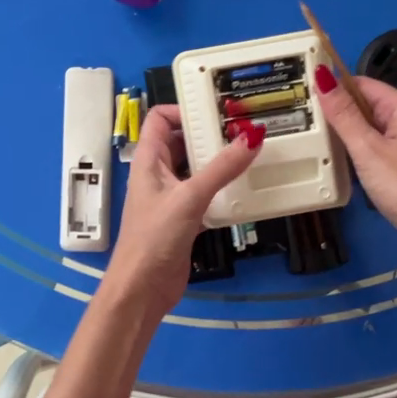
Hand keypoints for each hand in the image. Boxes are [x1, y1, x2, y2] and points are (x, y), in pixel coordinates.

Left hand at [103, 104, 259, 316]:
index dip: (184, 108)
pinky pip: (206, 194)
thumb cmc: (154, 238)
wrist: (142, 289)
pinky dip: (223, 188)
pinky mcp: (185, 219)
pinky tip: (246, 187)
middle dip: (210, 133)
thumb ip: (222, 169)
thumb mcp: (189, 198)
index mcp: (149, 161)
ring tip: (252, 152)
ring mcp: (171, 197)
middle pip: (183, 141)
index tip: (217, 108)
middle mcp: (158, 175)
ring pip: (196, 168)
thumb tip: (253, 136)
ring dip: (219, 161)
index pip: (160, 119)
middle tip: (245, 127)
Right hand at [314, 67, 396, 264]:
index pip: (361, 84)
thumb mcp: (368, 150)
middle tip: (303, 122)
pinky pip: (378, 148)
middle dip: (338, 113)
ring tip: (315, 142)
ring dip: (347, 135)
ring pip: (371, 129)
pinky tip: (343, 165)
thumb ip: (343, 115)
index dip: (333, 87)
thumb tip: (322, 75)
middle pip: (366, 106)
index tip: (303, 96)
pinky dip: (360, 153)